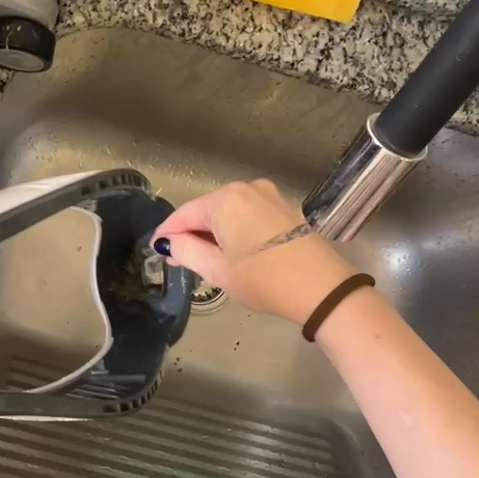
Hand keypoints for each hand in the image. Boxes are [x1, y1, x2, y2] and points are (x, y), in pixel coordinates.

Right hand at [151, 180, 357, 323]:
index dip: (167, 234)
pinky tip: (232, 254)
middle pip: (206, 211)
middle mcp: (247, 188)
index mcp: (226, 199)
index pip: (184, 214)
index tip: (157, 253)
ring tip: (205, 262)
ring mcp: (268, 196)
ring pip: (227, 214)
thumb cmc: (264, 279)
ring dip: (212, 235)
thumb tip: (167, 243)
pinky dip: (233, 232)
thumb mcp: (217, 270)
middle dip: (190, 234)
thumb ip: (186, 251)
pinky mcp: (283, 209)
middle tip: (178, 262)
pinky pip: (246, 216)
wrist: (321, 288)